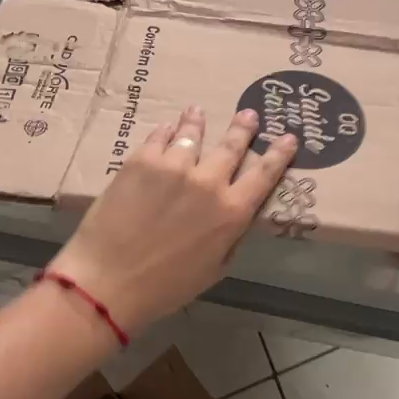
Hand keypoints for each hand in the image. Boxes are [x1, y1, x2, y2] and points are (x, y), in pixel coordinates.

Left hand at [49, 106, 297, 334]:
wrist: (109, 281)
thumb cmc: (165, 287)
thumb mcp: (214, 269)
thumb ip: (230, 236)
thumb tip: (235, 215)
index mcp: (232, 212)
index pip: (265, 174)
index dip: (279, 153)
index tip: (289, 137)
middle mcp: (209, 182)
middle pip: (232, 146)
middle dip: (243, 127)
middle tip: (249, 113)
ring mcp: (174, 166)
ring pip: (193, 133)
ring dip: (198, 122)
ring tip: (198, 111)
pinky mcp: (142, 160)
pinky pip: (160, 137)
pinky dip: (167, 131)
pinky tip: (167, 127)